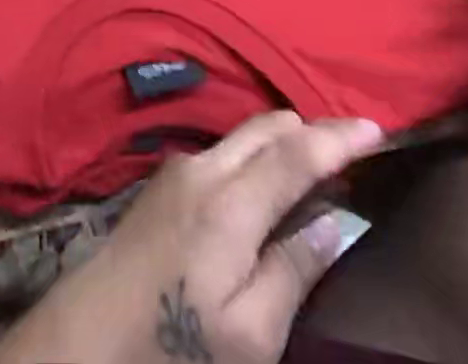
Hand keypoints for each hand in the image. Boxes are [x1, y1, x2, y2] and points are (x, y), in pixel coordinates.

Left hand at [0, 113, 383, 363]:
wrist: (91, 330)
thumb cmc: (175, 340)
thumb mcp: (251, 330)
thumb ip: (294, 268)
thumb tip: (336, 220)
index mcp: (228, 204)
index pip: (294, 154)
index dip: (337, 137)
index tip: (376, 128)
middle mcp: (201, 170)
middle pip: (265, 129)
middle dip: (312, 129)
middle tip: (355, 145)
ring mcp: (176, 171)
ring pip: (241, 136)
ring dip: (282, 140)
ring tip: (321, 161)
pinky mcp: (163, 181)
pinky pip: (221, 151)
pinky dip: (255, 153)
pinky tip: (269, 179)